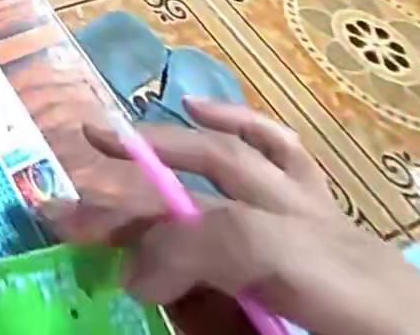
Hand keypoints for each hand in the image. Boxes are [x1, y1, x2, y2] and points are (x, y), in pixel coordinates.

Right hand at [40, 99, 419, 334]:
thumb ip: (235, 330)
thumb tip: (162, 299)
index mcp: (347, 287)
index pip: (244, 236)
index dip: (175, 253)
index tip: (130, 289)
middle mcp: (339, 237)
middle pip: (226, 184)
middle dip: (143, 195)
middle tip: (72, 214)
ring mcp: (340, 221)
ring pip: (246, 154)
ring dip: (171, 147)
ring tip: (110, 143)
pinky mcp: (340, 223)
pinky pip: (288, 154)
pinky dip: (239, 123)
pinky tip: (199, 107)